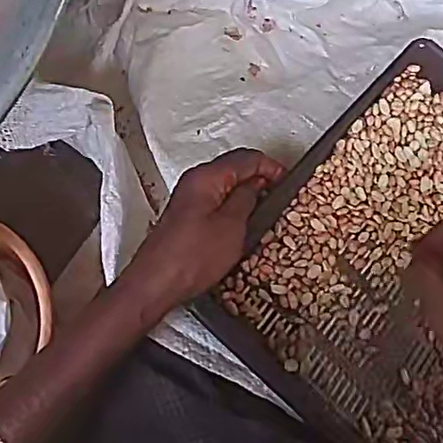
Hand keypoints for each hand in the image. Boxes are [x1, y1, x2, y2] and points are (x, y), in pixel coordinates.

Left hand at [121, 149, 284, 309]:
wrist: (155, 284)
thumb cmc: (190, 258)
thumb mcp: (232, 226)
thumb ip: (247, 198)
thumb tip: (256, 184)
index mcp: (206, 177)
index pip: (246, 158)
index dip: (270, 166)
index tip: (287, 179)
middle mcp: (194, 182)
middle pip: (234, 167)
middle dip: (259, 176)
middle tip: (280, 192)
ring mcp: (188, 199)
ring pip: (225, 185)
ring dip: (246, 192)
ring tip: (266, 208)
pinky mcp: (186, 216)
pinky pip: (216, 201)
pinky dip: (232, 206)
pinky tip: (243, 222)